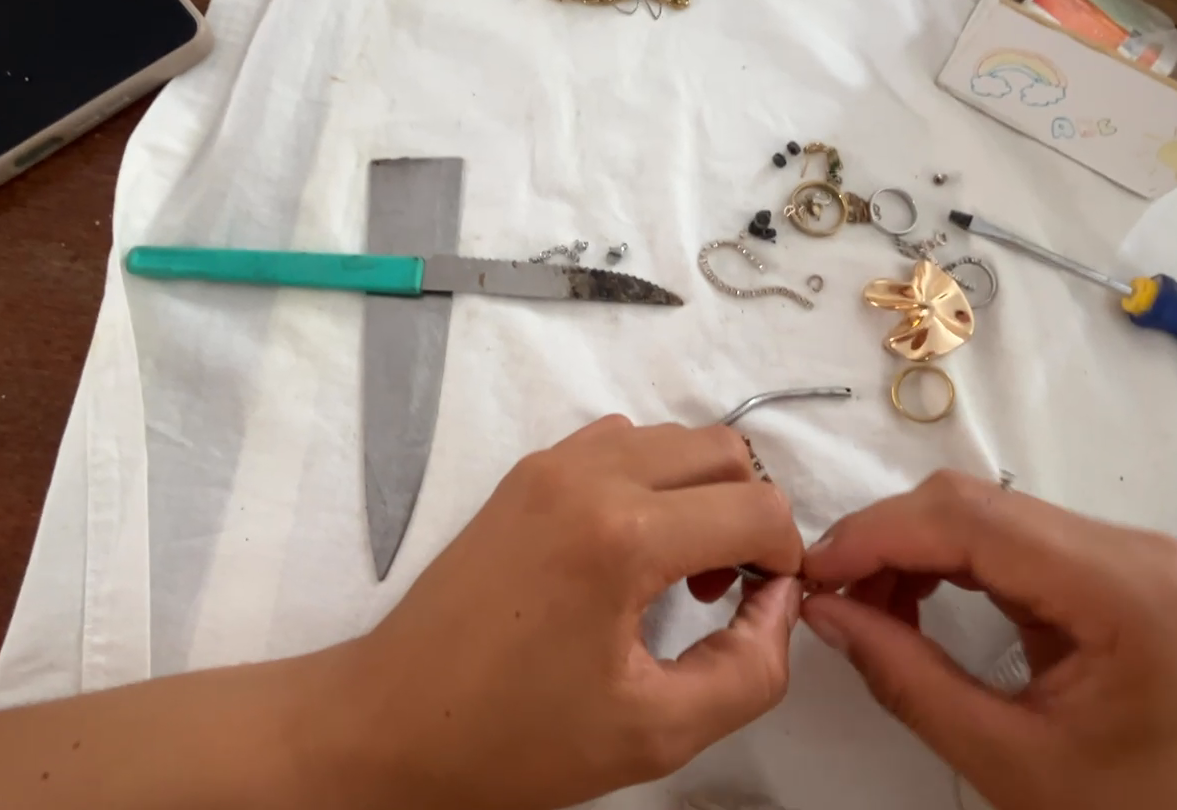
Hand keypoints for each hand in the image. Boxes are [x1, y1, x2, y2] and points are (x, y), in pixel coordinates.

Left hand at [341, 416, 804, 809]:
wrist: (392, 719)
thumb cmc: (518, 738)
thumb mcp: (657, 731)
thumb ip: (751, 668)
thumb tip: (778, 598)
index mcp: (624, 535)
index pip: (757, 508)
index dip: (784, 557)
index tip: (762, 605)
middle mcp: (592, 473)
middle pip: (723, 451)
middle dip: (747, 513)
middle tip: (721, 585)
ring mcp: (554, 461)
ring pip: (673, 438)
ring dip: (699, 491)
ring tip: (674, 566)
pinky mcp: (529, 468)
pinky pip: (620, 440)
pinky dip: (651, 477)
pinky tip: (628, 540)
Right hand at [800, 471, 1176, 809]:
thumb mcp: (1008, 763)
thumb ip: (904, 677)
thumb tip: (819, 610)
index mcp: (1126, 592)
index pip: (969, 519)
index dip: (876, 534)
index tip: (812, 573)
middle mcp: (1132, 547)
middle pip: (973, 504)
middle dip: (888, 541)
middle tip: (834, 597)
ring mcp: (1128, 552)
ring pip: (982, 513)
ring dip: (911, 548)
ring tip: (871, 608)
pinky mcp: (1113, 567)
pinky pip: (1007, 538)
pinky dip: (947, 560)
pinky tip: (915, 599)